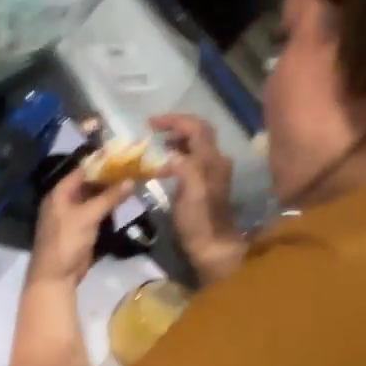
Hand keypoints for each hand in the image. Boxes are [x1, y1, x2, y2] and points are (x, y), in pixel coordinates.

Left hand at [28, 168, 134, 287]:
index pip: (82, 169)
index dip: (103, 160)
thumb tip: (131, 180)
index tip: (126, 149)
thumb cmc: (65, 242)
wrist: (56, 276)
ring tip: (137, 173)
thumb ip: (109, 197)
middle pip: (90, 181)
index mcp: (59, 194)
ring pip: (96, 195)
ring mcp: (73, 214)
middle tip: (137, 161)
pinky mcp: (82, 226)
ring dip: (113, 188)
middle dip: (111, 173)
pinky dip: (111, 202)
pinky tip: (128, 194)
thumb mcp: (87, 216)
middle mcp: (65, 201)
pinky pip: (98, 209)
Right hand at [150, 114, 245, 282]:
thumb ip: (185, 170)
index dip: (175, 121)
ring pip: (197, 145)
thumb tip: (172, 155)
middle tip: (153, 130)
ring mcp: (212, 172)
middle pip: (199, 133)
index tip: (150, 123)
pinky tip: (166, 165)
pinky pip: (193, 160)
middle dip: (177, 127)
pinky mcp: (205, 184)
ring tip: (157, 145)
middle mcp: (215, 161)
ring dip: (178, 140)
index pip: (196, 129)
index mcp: (210, 160)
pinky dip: (178, 155)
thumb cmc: (199, 222)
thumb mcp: (191, 195)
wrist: (213, 244)